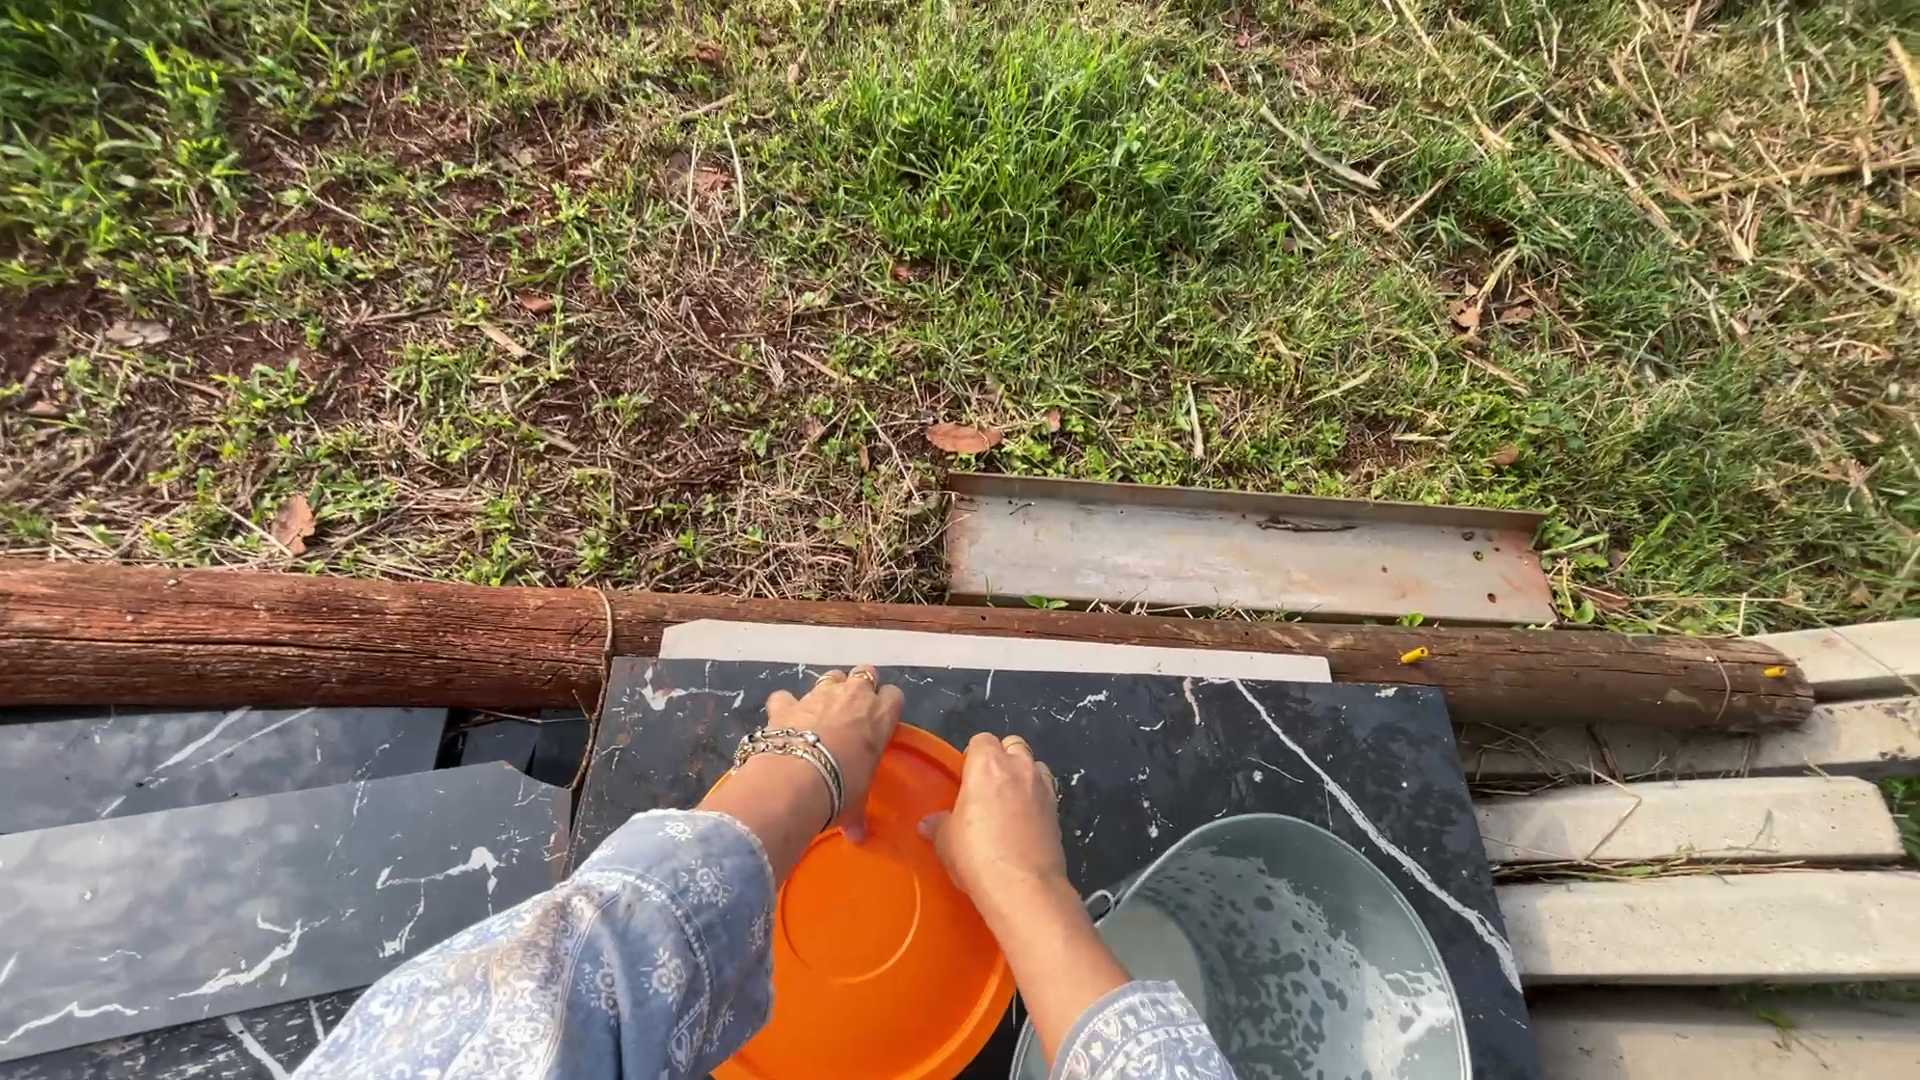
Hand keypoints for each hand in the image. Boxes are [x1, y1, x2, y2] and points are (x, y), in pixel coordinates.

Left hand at [763, 665, 904, 841]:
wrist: (796, 781)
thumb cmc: (841, 790)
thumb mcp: (856, 804)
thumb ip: (857, 815)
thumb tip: (859, 837)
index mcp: (880, 717)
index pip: (894, 696)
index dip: (887, 705)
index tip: (881, 720)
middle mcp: (853, 697)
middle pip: (865, 673)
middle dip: (861, 685)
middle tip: (854, 710)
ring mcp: (818, 696)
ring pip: (831, 676)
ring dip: (828, 689)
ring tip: (822, 713)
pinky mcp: (786, 704)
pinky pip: (786, 696)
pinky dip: (785, 706)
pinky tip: (783, 721)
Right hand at [921, 733, 1067, 912]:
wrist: (1024, 887)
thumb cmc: (977, 855)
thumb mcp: (946, 841)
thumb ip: (939, 825)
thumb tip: (928, 824)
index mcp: (987, 764)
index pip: (982, 739)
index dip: (973, 754)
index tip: (966, 773)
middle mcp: (1018, 767)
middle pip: (1013, 744)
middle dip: (1003, 756)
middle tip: (989, 783)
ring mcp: (1042, 787)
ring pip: (1035, 764)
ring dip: (1024, 774)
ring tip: (1011, 799)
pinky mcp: (1058, 810)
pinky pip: (1047, 790)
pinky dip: (1038, 796)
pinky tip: (1027, 819)